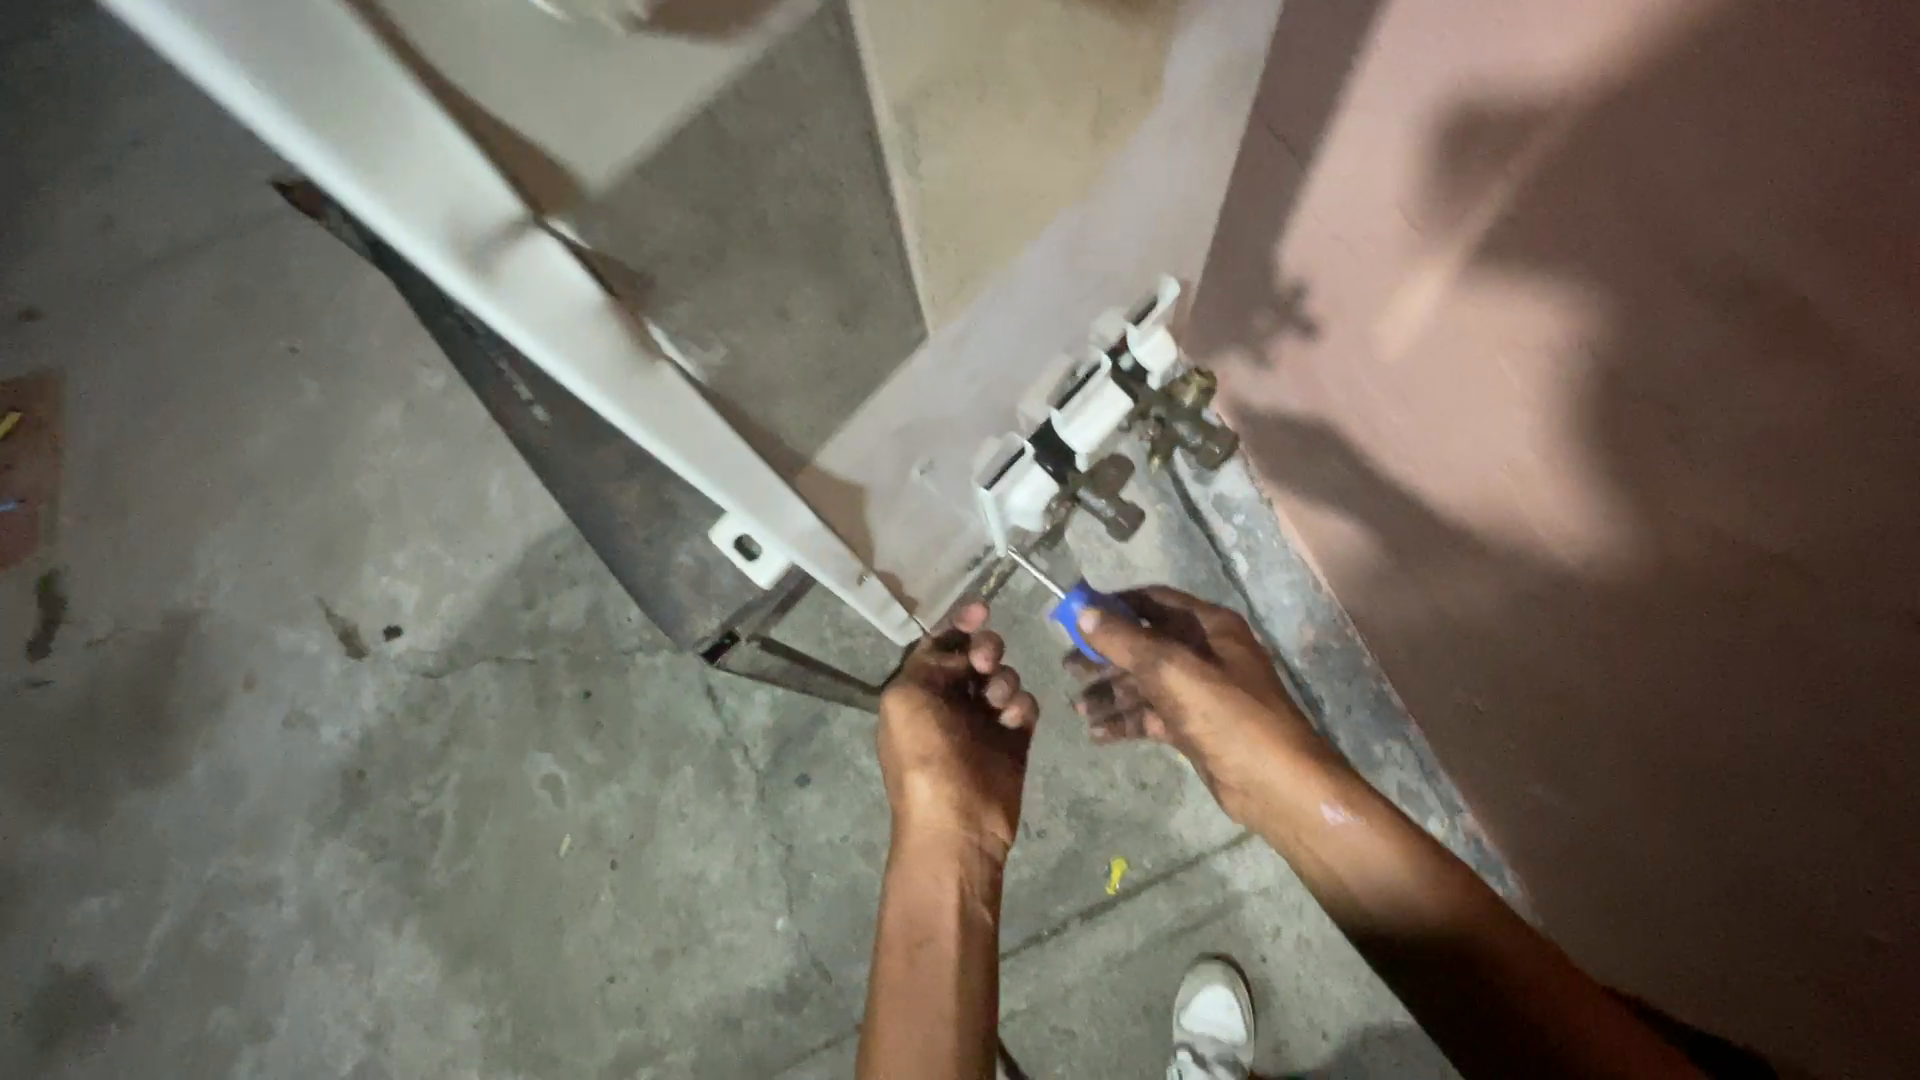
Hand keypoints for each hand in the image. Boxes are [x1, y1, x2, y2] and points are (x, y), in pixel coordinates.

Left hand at [877, 601, 1040, 860]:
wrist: (957, 821)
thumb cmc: (923, 755)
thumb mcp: (906, 697)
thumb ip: (931, 661)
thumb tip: (962, 657)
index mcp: (918, 689)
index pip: (941, 645)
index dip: (959, 624)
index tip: (981, 609)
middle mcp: (951, 700)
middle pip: (976, 655)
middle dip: (985, 648)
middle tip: (985, 661)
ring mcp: (985, 720)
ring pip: (1003, 676)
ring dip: (1002, 679)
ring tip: (996, 702)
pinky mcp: (1015, 738)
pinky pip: (1025, 704)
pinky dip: (1022, 705)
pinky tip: (1013, 720)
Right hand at [1067, 587, 1324, 821]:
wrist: (1276, 785)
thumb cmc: (1227, 715)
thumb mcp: (1171, 670)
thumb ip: (1124, 640)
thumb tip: (1083, 612)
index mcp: (1208, 626)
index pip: (1152, 601)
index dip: (1113, 605)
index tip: (1075, 617)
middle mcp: (1204, 652)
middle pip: (1143, 644)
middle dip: (1105, 656)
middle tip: (1067, 668)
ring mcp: (1199, 691)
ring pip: (1144, 683)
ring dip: (1111, 693)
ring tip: (1078, 709)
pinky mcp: (1194, 727)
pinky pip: (1151, 715)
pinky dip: (1125, 721)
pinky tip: (1097, 734)